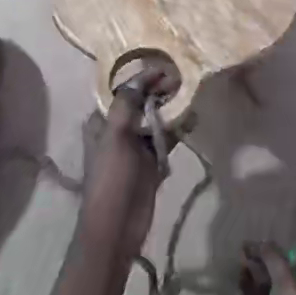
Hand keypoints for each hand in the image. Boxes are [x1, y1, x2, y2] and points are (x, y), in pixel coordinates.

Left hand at [78, 59, 176, 257]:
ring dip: (171, 108)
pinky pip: (167, 139)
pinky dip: (179, 129)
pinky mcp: (151, 161)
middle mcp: (118, 129)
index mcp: (102, 121)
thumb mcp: (114, 136)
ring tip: (190, 93)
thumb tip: (141, 75)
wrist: (116, 227)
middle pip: (141, 102)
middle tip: (183, 78)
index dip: (143, 77)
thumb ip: (127, 103)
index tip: (166, 67)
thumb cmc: (110, 178)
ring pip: (156, 119)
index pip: (123, 90)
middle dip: (160, 90)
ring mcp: (135, 146)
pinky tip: (193, 119)